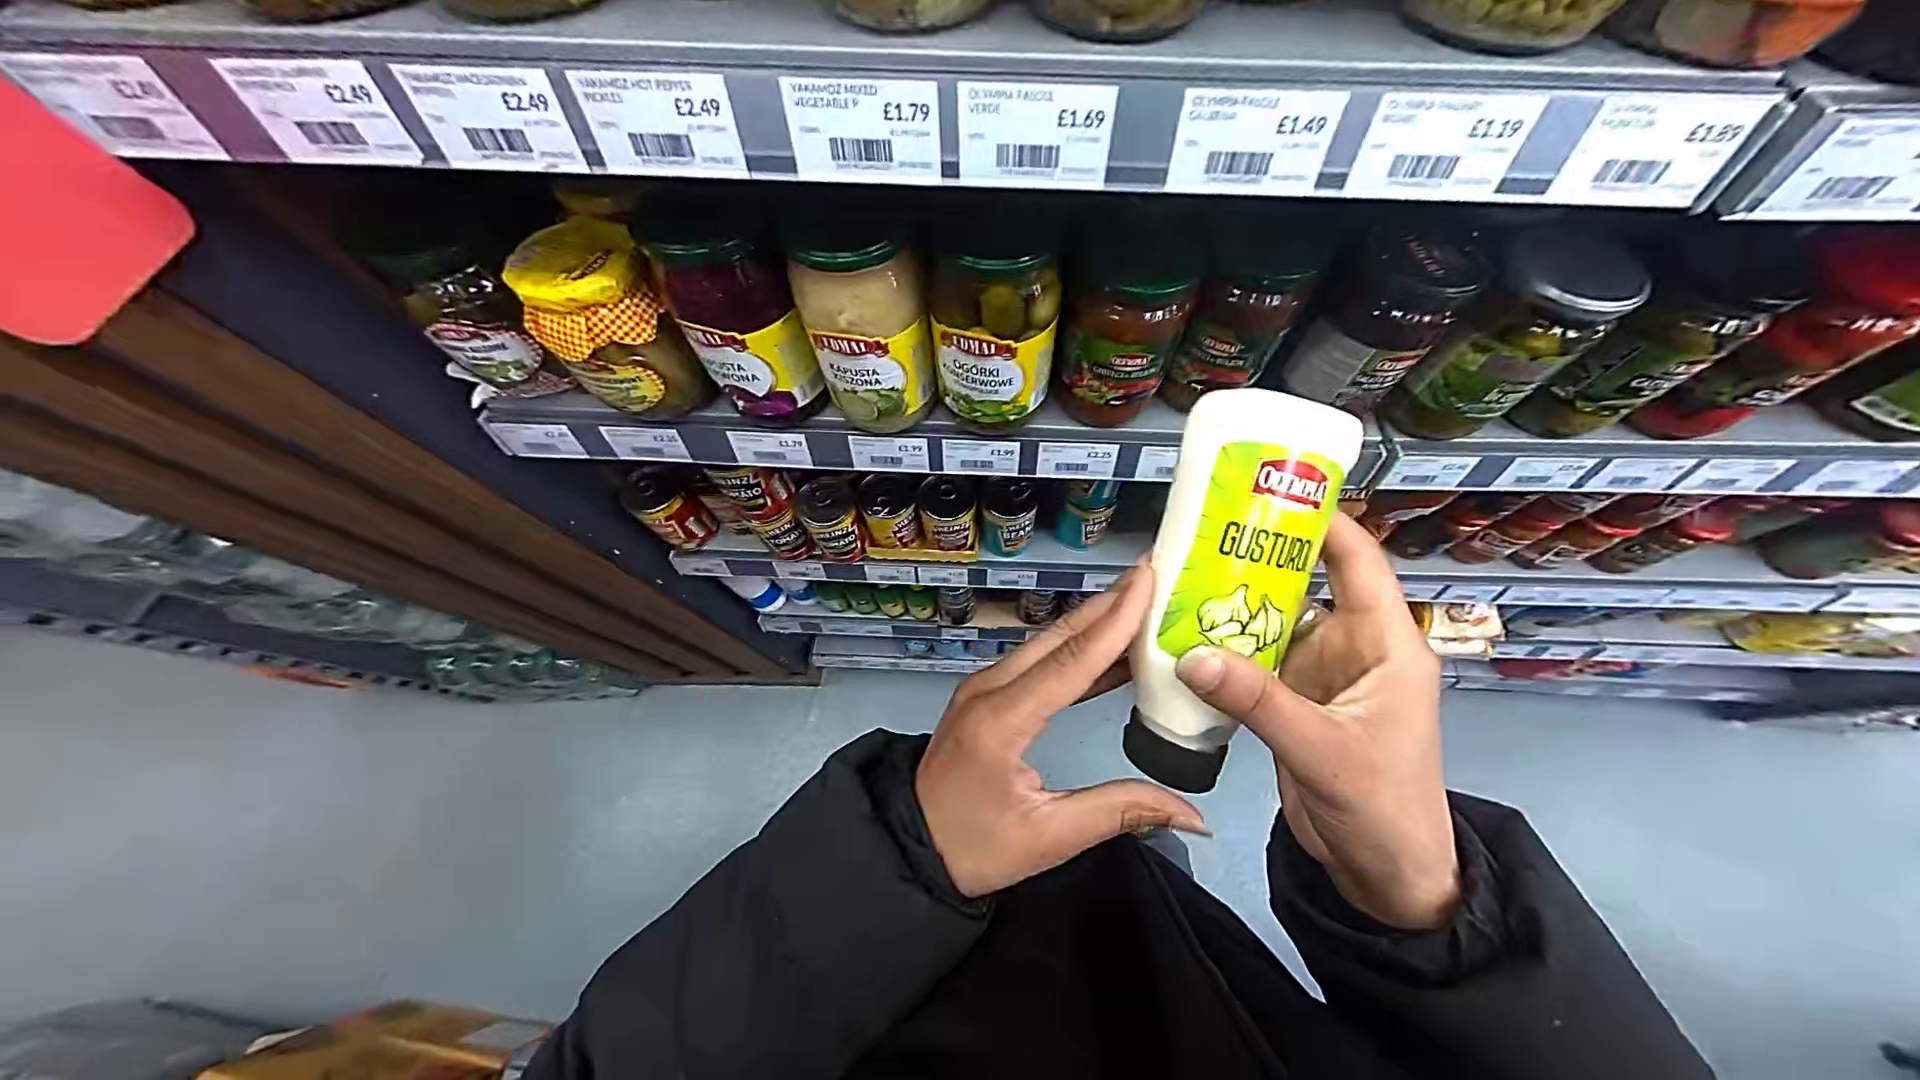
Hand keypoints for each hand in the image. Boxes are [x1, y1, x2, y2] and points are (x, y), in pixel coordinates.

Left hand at [916, 561, 1206, 898]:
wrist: (909, 842)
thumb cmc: (972, 846)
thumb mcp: (1046, 837)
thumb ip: (1119, 813)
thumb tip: (1193, 815)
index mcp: (1001, 719)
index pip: (1069, 661)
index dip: (1114, 621)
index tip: (1147, 581)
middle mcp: (990, 689)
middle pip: (1058, 639)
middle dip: (1108, 604)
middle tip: (1152, 572)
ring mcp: (985, 687)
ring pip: (1048, 645)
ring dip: (1094, 622)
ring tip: (1141, 600)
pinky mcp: (988, 694)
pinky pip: (1039, 662)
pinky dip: (1078, 650)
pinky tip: (1113, 651)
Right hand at [1172, 513, 1458, 929]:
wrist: (1381, 874)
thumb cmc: (1381, 806)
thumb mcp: (1323, 750)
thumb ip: (1257, 701)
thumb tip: (1188, 654)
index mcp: (1385, 645)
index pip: (1359, 564)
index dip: (1324, 522)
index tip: (1272, 493)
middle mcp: (1350, 647)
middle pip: (1303, 585)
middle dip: (1257, 558)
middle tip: (1202, 534)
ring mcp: (1316, 673)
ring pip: (1270, 622)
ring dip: (1231, 605)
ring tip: (1181, 578)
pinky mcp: (1290, 699)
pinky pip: (1252, 660)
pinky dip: (1221, 648)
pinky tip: (1184, 636)